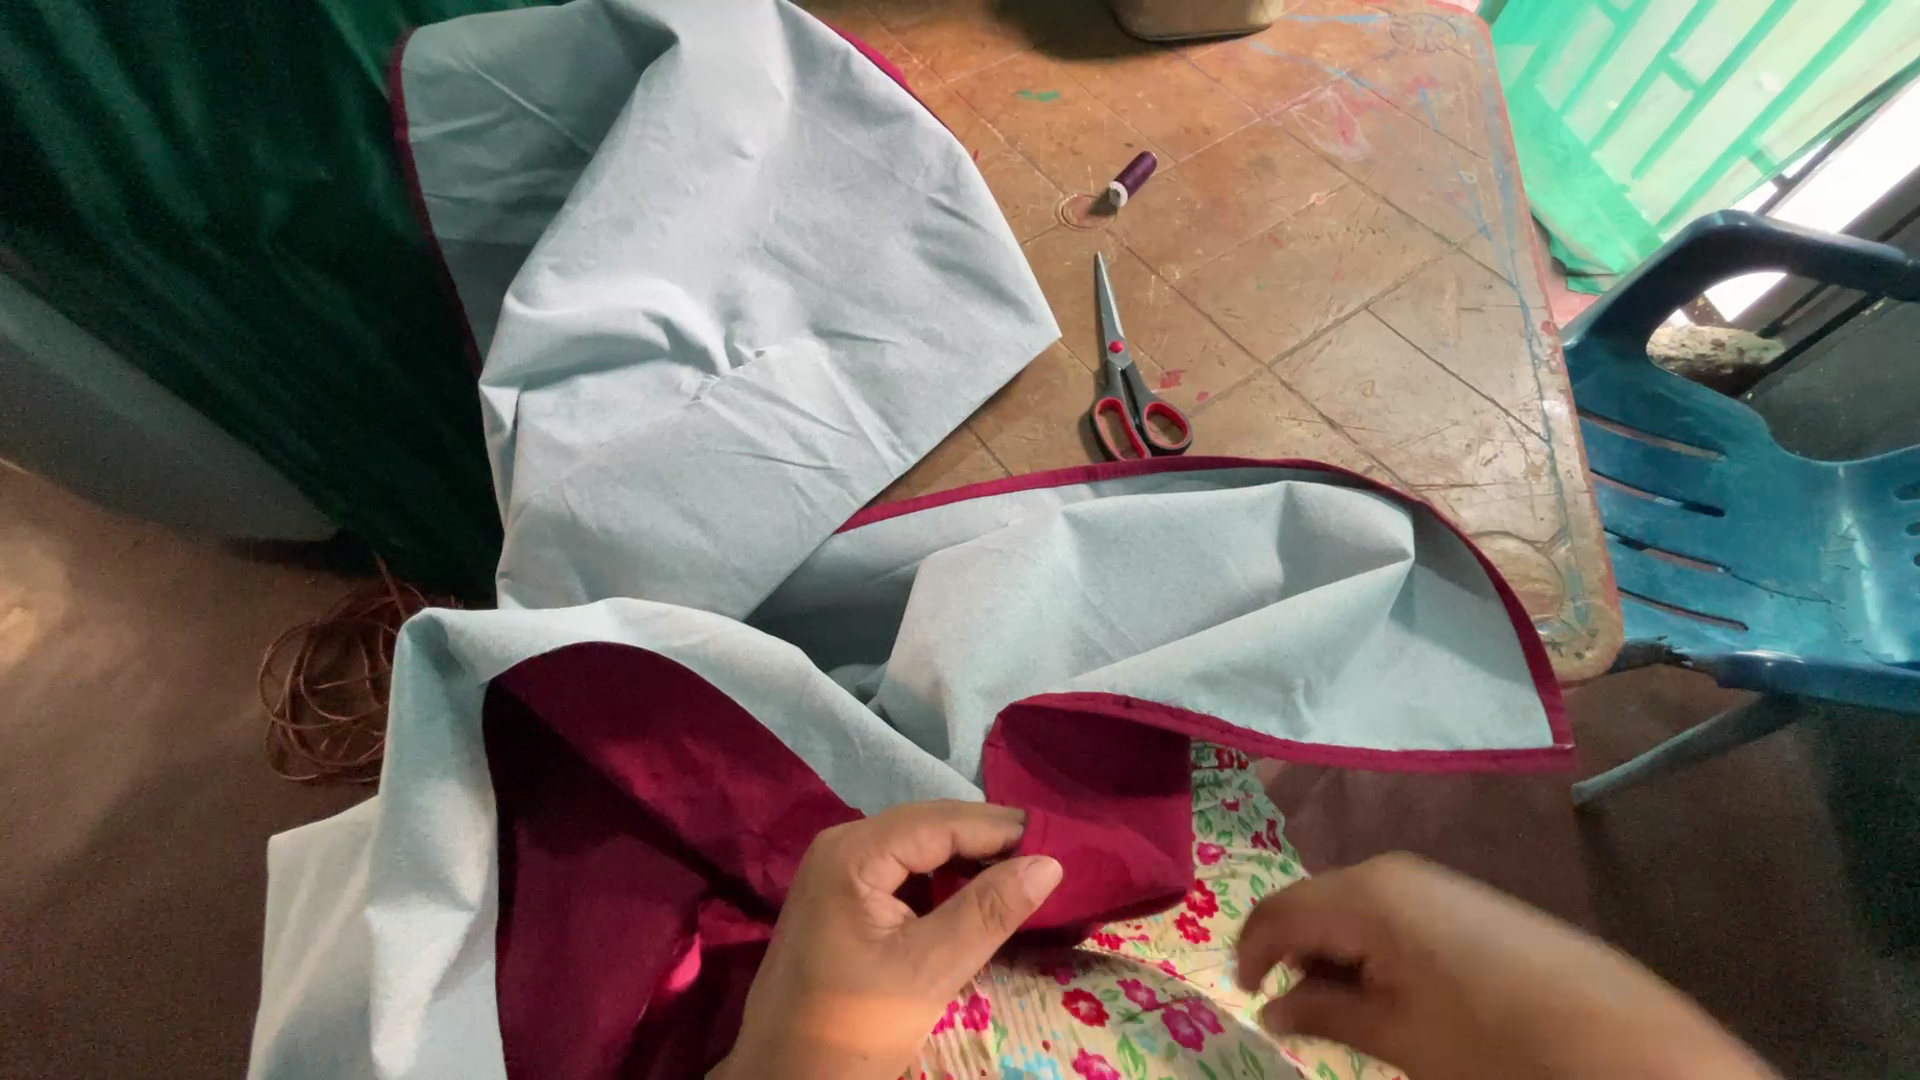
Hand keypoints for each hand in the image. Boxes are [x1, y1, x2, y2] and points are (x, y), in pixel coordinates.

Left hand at [712, 801, 1062, 1079]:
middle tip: (1047, 853)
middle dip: (987, 838)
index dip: (1000, 828)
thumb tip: (1049, 863)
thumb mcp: (927, 972)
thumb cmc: (850, 1031)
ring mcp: (838, 865)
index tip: (1058, 838)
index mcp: (853, 852)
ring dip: (968, 855)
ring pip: (918, 843)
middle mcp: (842, 842)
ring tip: (1021, 868)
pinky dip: (942, 875)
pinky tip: (975, 889)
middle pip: (928, 824)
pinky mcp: (842, 891)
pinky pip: (903, 866)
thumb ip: (987, 912)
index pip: (941, 822)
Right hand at [1235, 853, 1778, 1079]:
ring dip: (1333, 950)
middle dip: (1294, 952)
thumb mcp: (1399, 1037)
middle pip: (1311, 901)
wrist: (1633, 1048)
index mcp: (1364, 896)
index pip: (1278, 910)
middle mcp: (1388, 870)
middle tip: (1297, 1007)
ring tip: (1346, 1005)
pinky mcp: (1461, 896)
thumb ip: (1323, 1012)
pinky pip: (1388, 910)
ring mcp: (1429, 879)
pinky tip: (1393, 990)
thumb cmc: (1498, 1048)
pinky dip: (1371, 945)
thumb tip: (1272, 1009)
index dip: (1251, 952)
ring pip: (1348, 905)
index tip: (1246, 997)